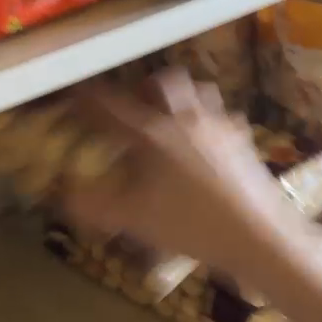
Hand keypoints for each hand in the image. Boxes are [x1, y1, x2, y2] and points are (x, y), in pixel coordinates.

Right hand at [60, 69, 309, 286]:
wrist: (261, 239)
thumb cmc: (191, 226)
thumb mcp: (132, 220)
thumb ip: (91, 205)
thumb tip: (60, 195)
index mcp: (152, 133)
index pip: (110, 105)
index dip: (87, 98)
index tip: (73, 96)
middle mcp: (184, 119)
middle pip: (164, 81)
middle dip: (145, 86)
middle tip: (134, 105)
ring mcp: (219, 126)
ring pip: (199, 91)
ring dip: (180, 97)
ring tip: (169, 118)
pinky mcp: (244, 141)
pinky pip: (223, 116)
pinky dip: (209, 120)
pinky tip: (205, 143)